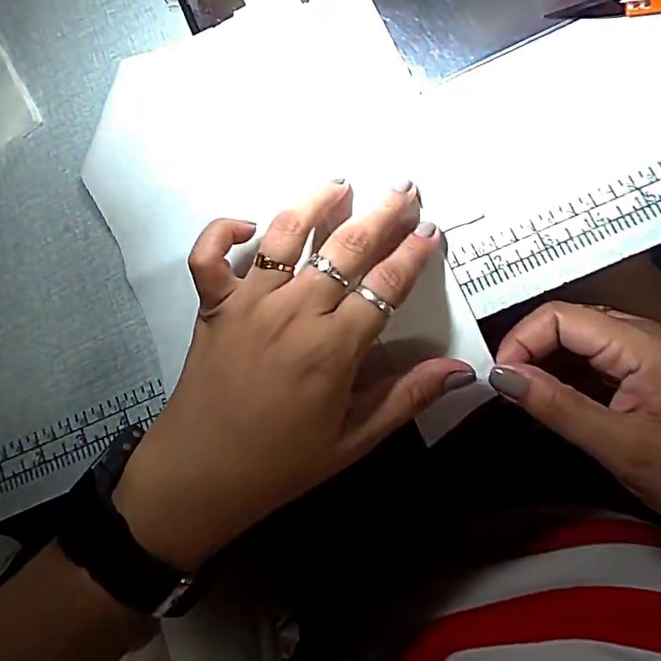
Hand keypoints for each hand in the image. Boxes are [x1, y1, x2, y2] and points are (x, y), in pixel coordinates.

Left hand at [113, 181, 473, 571]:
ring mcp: (249, 304)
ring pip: (286, 237)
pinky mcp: (213, 305)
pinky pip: (208, 256)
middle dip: (381, 214)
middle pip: (346, 248)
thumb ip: (407, 397)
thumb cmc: (282, 462)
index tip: (430, 229)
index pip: (385, 286)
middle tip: (404, 188)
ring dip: (316, 204)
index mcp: (333, 349)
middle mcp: (294, 314)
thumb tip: (461, 370)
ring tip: (341, 183)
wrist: (199, 476)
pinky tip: (249, 223)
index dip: (412, 254)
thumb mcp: (354, 441)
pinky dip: (222, 231)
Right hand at [491, 302, 660, 591]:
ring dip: (551, 366)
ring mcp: (650, 353)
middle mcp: (642, 335)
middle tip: (510, 396)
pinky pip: (600, 363)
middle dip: (531, 352)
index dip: (521, 341)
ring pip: (582, 343)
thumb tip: (503, 377)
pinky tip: (564, 408)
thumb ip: (558, 407)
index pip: (558, 316)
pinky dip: (574, 380)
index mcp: (638, 342)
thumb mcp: (621, 446)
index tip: (501, 383)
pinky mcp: (652, 373)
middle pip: (568, 324)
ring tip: (532, 404)